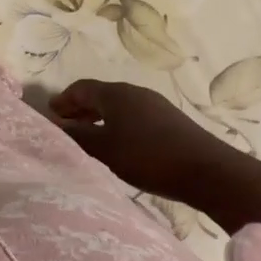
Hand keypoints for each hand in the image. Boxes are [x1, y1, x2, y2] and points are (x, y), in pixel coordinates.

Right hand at [49, 79, 243, 201]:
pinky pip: (135, 117)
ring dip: (100, 118)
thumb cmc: (148, 156)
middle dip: (80, 109)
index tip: (50, 114)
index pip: (80, 88)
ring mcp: (156, 106)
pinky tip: (120, 145)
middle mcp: (135, 92)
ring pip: (119, 107)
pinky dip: (118, 125)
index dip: (63, 100)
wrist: (209, 172)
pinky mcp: (172, 122)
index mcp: (115, 93)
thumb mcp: (104, 149)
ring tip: (90, 137)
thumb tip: (55, 126)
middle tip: (66, 125)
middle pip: (100, 95)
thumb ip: (77, 136)